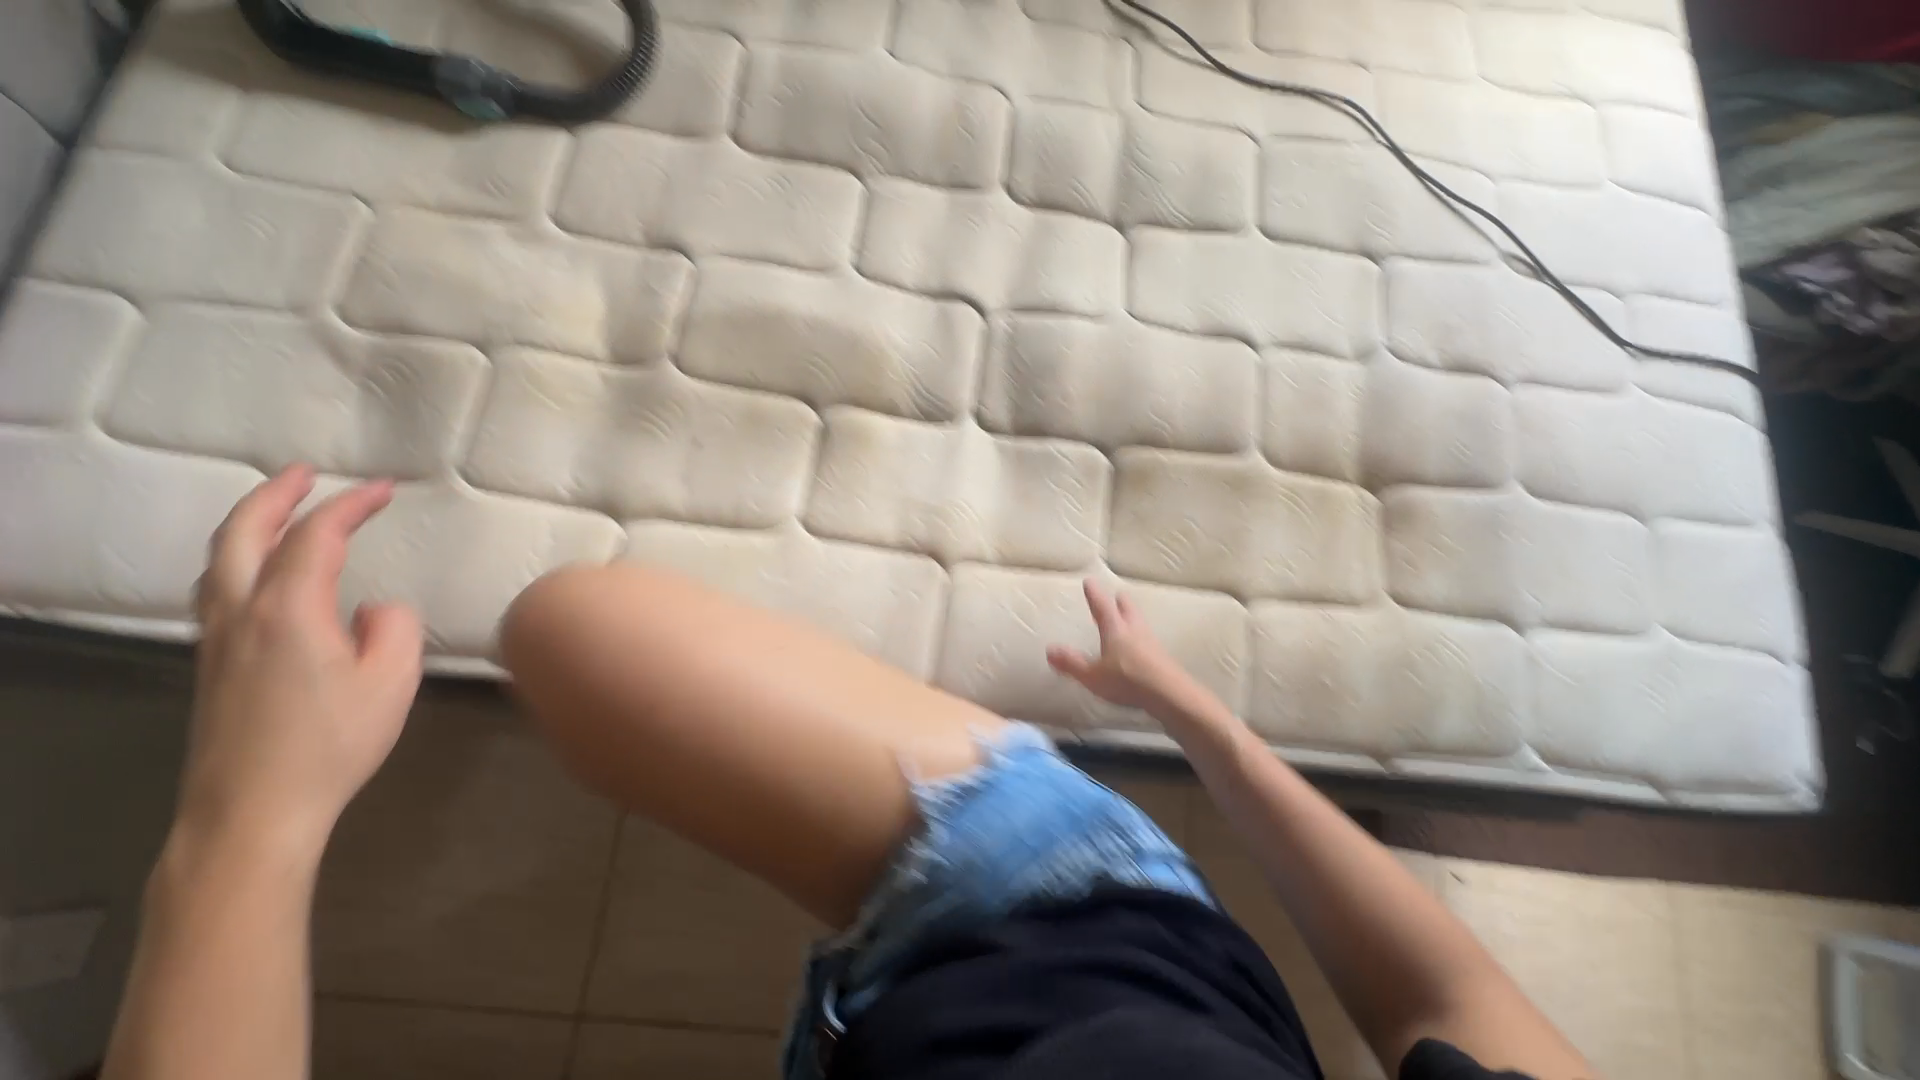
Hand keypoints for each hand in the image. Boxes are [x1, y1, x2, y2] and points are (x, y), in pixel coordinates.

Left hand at [180, 465, 422, 848]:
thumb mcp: (393, 681)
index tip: (385, 489)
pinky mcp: (211, 666)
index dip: (351, 505)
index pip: (316, 537)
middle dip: (275, 495)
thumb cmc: (332, 744)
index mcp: (289, 610)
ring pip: (219, 562)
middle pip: (242, 534)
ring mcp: (217, 640)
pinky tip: (261, 577)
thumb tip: (373, 611)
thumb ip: (394, 628)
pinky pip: (218, 590)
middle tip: (307, 473)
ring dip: (249, 525)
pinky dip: (239, 561)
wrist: (253, 811)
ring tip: (280, 512)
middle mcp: (241, 613)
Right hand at [1046, 578, 1184, 712]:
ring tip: (1126, 617)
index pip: (1102, 605)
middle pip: (1127, 607)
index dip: (1094, 594)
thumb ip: (1071, 663)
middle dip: (1119, 601)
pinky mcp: (1162, 656)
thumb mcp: (1092, 676)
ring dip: (1132, 616)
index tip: (1089, 581)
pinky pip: (1148, 638)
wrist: (1169, 694)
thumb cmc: (1126, 680)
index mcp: (1115, 628)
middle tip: (1114, 596)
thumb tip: (1049, 649)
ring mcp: (1150, 641)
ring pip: (1139, 621)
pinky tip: (1139, 645)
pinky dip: (1140, 635)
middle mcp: (1134, 629)